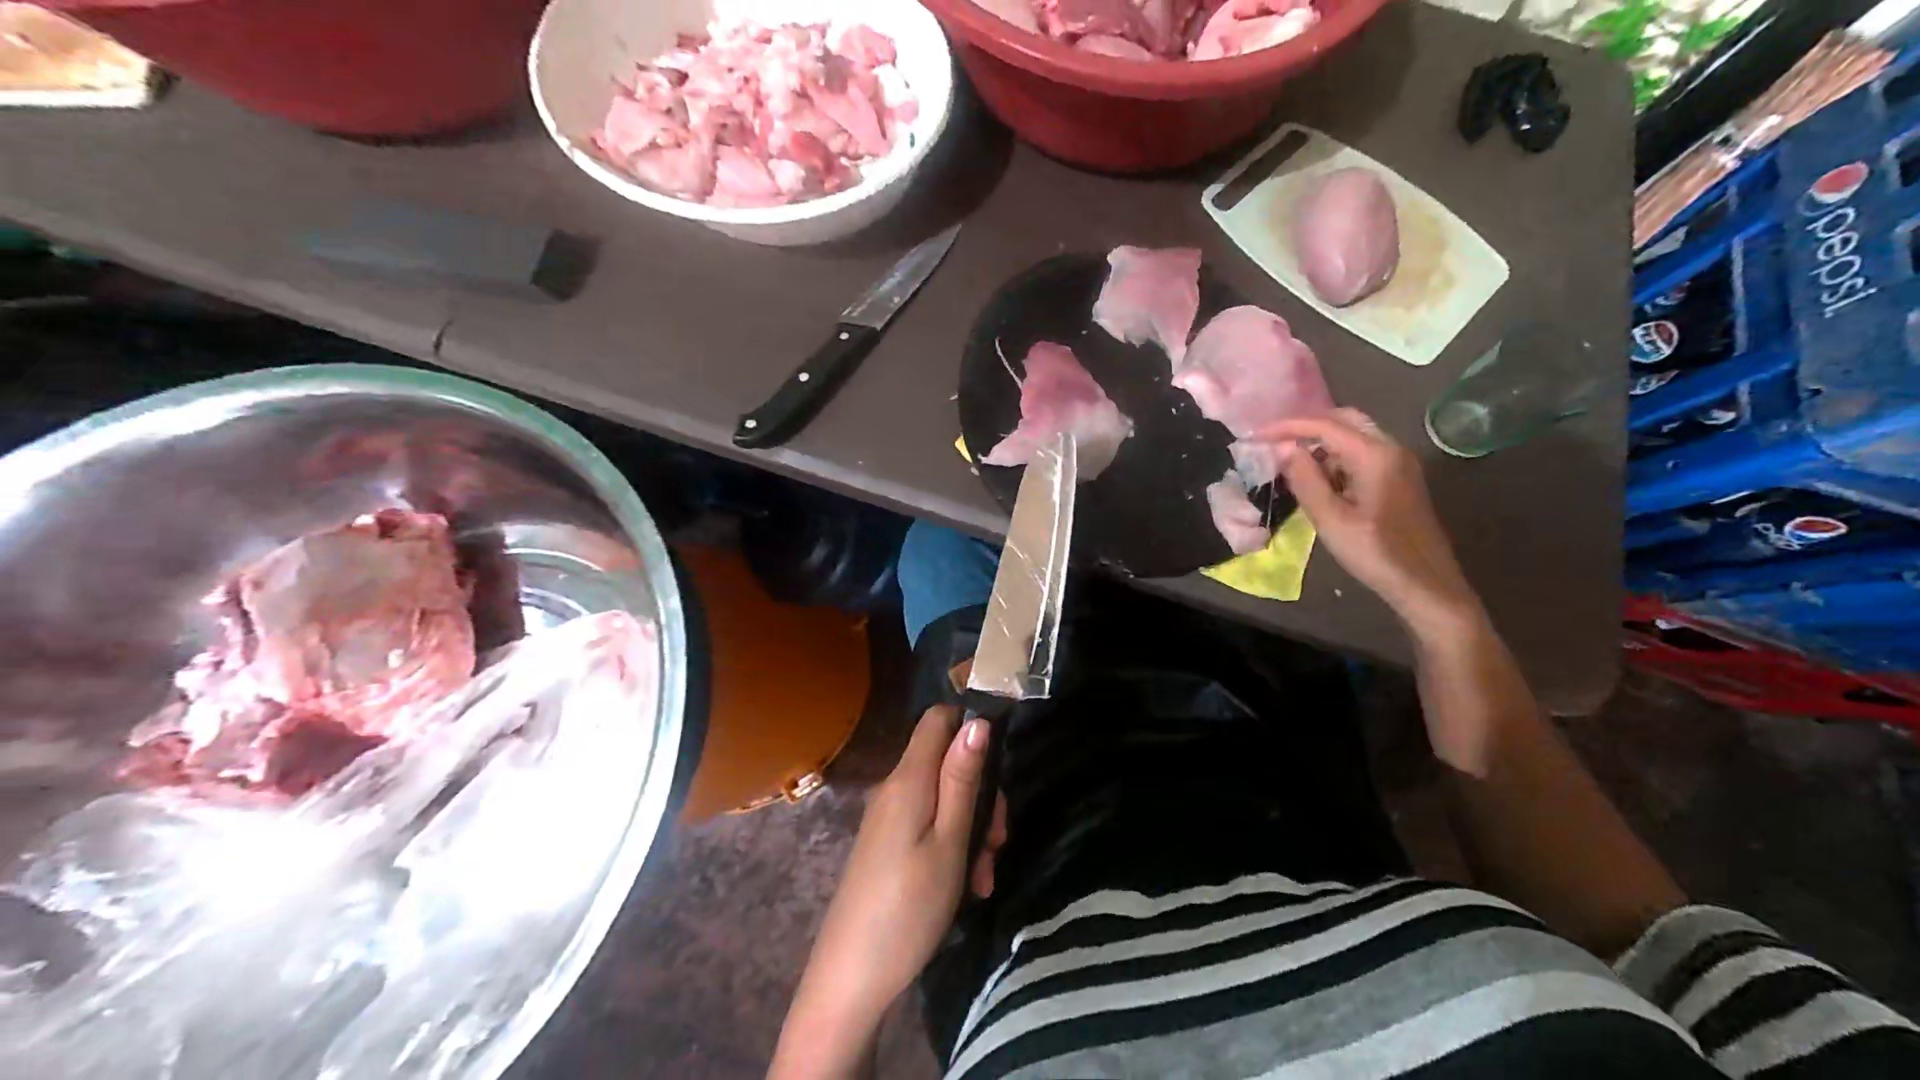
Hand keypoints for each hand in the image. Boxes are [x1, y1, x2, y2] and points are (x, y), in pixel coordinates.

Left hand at [770, 706, 1005, 1079]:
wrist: (851, 978)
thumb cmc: (909, 907)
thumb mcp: (949, 842)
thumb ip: (962, 779)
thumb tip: (977, 720)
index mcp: (908, 779)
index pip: (938, 719)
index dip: (972, 727)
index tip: (999, 765)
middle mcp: (894, 788)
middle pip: (947, 762)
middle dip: (982, 795)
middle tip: (997, 842)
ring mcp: (889, 817)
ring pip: (944, 800)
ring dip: (973, 831)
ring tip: (982, 878)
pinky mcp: (888, 844)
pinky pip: (929, 826)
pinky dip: (953, 848)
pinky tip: (966, 887)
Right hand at [1261, 409, 1482, 635]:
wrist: (1426, 584)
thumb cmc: (1375, 554)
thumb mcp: (1331, 519)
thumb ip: (1305, 479)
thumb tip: (1283, 448)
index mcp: (1375, 455)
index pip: (1324, 425)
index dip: (1286, 426)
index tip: (1254, 435)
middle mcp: (1391, 449)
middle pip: (1344, 420)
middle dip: (1305, 426)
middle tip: (1272, 442)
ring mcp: (1399, 463)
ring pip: (1354, 435)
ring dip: (1321, 442)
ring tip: (1291, 464)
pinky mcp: (1399, 479)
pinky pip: (1363, 453)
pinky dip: (1336, 456)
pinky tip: (1319, 480)